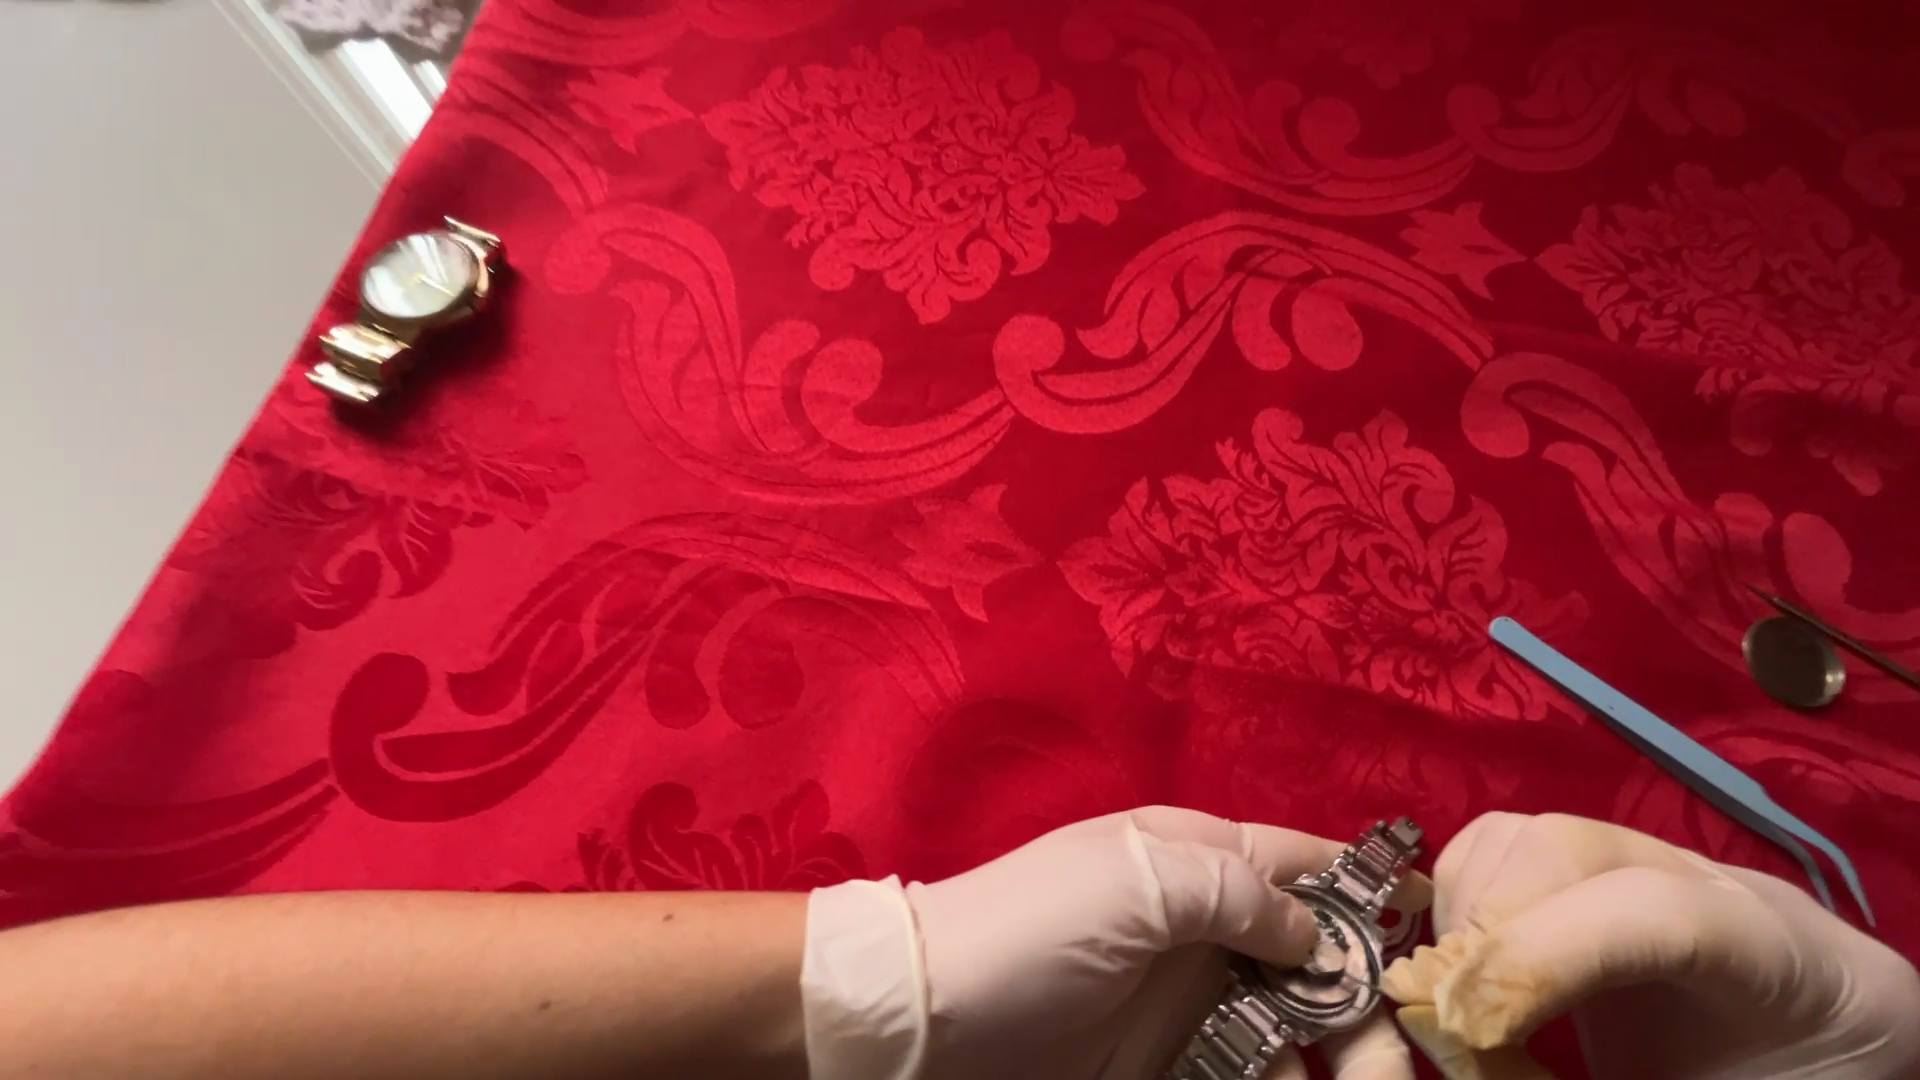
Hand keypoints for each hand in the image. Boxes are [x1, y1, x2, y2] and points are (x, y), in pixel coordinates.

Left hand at [801, 806, 1430, 1079]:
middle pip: (1306, 952)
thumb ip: (1234, 892)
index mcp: (1188, 857)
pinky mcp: (1167, 1055)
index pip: (1292, 858)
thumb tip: (1316, 928)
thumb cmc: (1035, 927)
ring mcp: (1183, 992)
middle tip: (1396, 1059)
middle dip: (1358, 998)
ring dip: (1333, 1054)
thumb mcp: (1136, 882)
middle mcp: (1196, 920)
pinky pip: (1248, 1067)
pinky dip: (1281, 1079)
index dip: (1360, 882)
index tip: (1433, 918)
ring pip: (1286, 1019)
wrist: (936, 1012)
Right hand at [1383, 812, 1919, 1079]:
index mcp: (1800, 963)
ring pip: (1520, 834)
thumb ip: (1557, 1079)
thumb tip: (1445, 1030)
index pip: (1659, 910)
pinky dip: (1461, 892)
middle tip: (1447, 1000)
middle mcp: (1727, 887)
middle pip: (1570, 846)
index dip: (1544, 952)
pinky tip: (1471, 954)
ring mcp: (1657, 862)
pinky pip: (1498, 842)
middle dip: (1488, 920)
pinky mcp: (1598, 864)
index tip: (1470, 1023)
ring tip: (1457, 982)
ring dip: (1464, 906)